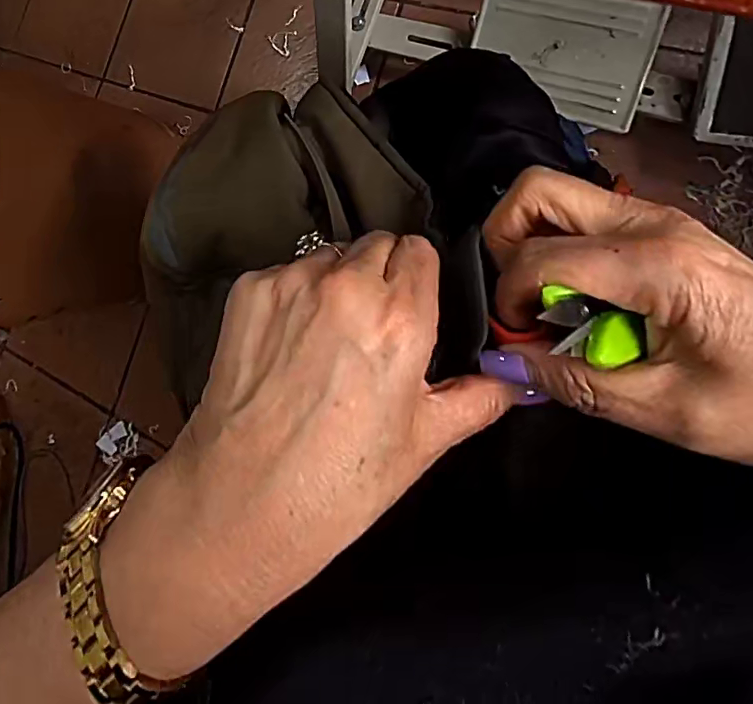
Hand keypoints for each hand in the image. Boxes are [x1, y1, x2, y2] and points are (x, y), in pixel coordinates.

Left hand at [99, 232, 515, 678]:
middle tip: (371, 327)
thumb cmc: (340, 485)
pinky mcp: (249, 290)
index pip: (420, 250)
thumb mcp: (424, 443)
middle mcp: (349, 286)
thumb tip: (516, 381)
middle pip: (378, 244)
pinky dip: (294, 294)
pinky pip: (287, 271)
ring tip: (326, 338)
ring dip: (338, 281)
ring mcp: (293, 282)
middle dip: (381, 275)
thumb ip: (480, 399)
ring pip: (332, 255)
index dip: (418, 276)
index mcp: (402, 317)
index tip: (410, 305)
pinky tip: (287, 344)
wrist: (236, 508)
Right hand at [482, 167, 752, 476]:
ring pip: (562, 202)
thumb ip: (576, 382)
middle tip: (522, 306)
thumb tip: (512, 362)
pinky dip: (571, 260)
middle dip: (505, 242)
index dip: (510, 300)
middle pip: (538, 191)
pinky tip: (597, 314)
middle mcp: (656, 223)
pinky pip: (594, 227)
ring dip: (539, 251)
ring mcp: (664, 222)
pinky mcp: (672, 235)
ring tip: (561, 317)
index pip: (538, 254)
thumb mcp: (670, 413)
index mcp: (658, 263)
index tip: (518, 341)